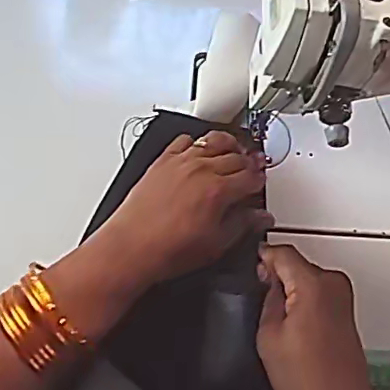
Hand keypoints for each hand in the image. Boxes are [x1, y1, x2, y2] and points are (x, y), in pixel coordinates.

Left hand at [90, 130, 270, 290]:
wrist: (130, 247)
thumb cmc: (166, 249)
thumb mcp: (215, 244)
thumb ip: (242, 225)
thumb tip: (259, 217)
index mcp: (218, 190)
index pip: (250, 176)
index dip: (259, 179)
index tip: (259, 183)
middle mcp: (201, 169)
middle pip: (236, 156)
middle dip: (248, 162)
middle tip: (251, 169)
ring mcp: (181, 161)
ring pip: (214, 140)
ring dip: (228, 144)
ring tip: (233, 151)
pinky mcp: (163, 160)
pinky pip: (185, 140)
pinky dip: (196, 142)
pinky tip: (198, 151)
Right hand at [256, 243, 388, 389]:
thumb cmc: (307, 383)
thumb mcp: (268, 336)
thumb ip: (268, 298)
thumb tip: (270, 281)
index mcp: (313, 283)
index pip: (282, 252)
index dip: (262, 257)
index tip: (249, 265)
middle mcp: (333, 283)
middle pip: (296, 264)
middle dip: (277, 275)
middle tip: (258, 297)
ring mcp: (343, 297)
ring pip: (306, 278)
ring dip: (291, 289)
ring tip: (276, 319)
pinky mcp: (346, 312)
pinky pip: (318, 293)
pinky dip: (304, 301)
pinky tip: (292, 327)